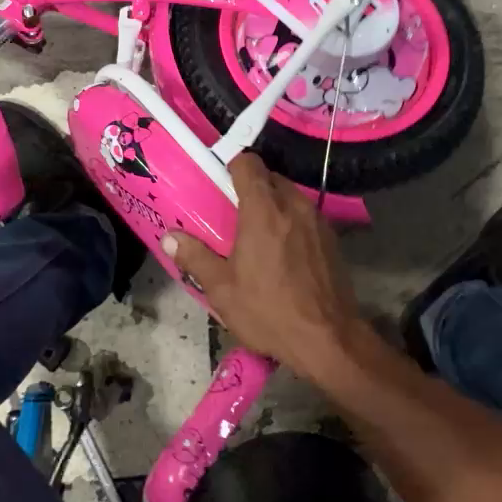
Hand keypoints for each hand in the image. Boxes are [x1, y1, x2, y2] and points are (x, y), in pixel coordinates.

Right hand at [163, 154, 366, 376]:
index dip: (233, 166)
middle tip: (234, 212)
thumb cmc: (269, 311)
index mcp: (264, 209)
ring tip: (257, 232)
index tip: (221, 181)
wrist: (327, 337)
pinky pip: (306, 215)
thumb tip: (169, 237)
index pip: (249, 164)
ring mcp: (317, 219)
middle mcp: (293, 205)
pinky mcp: (332, 237)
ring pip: (290, 196)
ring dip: (274, 204)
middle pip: (271, 178)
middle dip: (253, 187)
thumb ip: (195, 257)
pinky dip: (292, 221)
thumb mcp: (222, 289)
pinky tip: (283, 251)